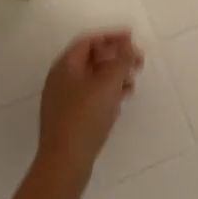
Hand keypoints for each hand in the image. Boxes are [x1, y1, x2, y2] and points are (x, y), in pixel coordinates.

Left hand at [37, 30, 143, 175]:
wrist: (64, 162)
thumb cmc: (86, 117)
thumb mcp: (108, 84)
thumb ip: (121, 60)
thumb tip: (128, 44)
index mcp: (65, 65)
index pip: (89, 40)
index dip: (112, 36)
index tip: (132, 38)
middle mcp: (60, 79)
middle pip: (91, 59)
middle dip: (115, 57)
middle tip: (137, 62)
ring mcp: (62, 100)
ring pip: (92, 79)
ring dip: (113, 76)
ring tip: (132, 83)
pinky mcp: (68, 118)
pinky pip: (90, 97)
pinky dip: (107, 93)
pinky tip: (120, 102)